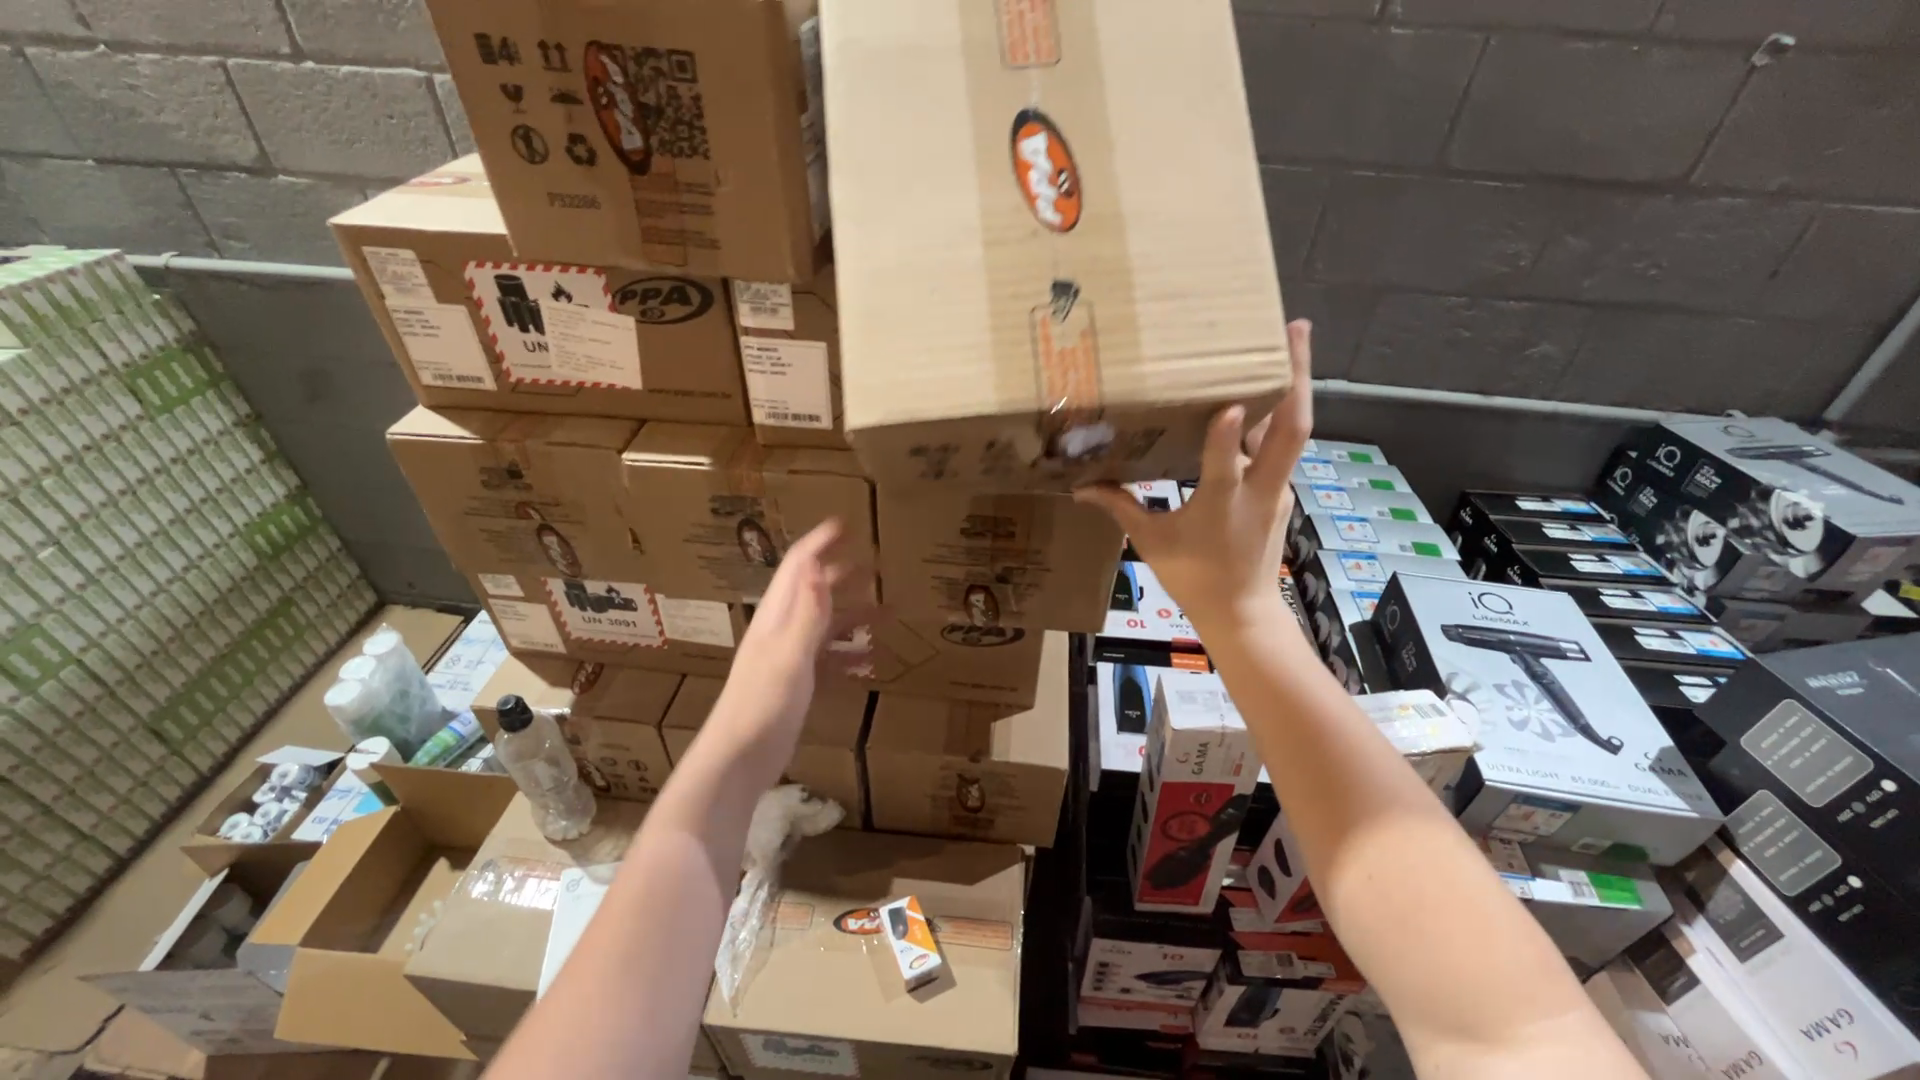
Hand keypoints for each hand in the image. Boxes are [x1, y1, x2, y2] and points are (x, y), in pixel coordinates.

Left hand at [706, 519, 869, 786]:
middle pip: (813, 590)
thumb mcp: (788, 656)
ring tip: (886, 606)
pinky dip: (848, 651)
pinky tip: (870, 658)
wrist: (738, 759)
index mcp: (776, 617)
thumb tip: (818, 564)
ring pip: (824, 624)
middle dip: (842, 572)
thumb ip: (806, 612)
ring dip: (852, 611)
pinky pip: (827, 658)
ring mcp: (788, 658)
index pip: (798, 568)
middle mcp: (781, 630)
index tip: (846, 523)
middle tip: (876, 561)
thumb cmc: (762, 705)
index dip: (819, 543)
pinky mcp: (795, 684)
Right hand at [1075, 319, 1314, 636]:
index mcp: (1223, 503)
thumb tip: (1079, 487)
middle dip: (1297, 377)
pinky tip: (1267, 396)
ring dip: (1296, 388)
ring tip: (1292, 343)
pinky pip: (1282, 448)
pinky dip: (1278, 417)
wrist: (1243, 613)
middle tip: (1295, 328)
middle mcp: (1260, 489)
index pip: (1228, 465)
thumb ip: (1119, 507)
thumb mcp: (1150, 542)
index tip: (1228, 402)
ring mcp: (1277, 489)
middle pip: (1292, 429)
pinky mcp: (1281, 492)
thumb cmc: (1194, 578)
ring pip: (1294, 433)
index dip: (1228, 435)